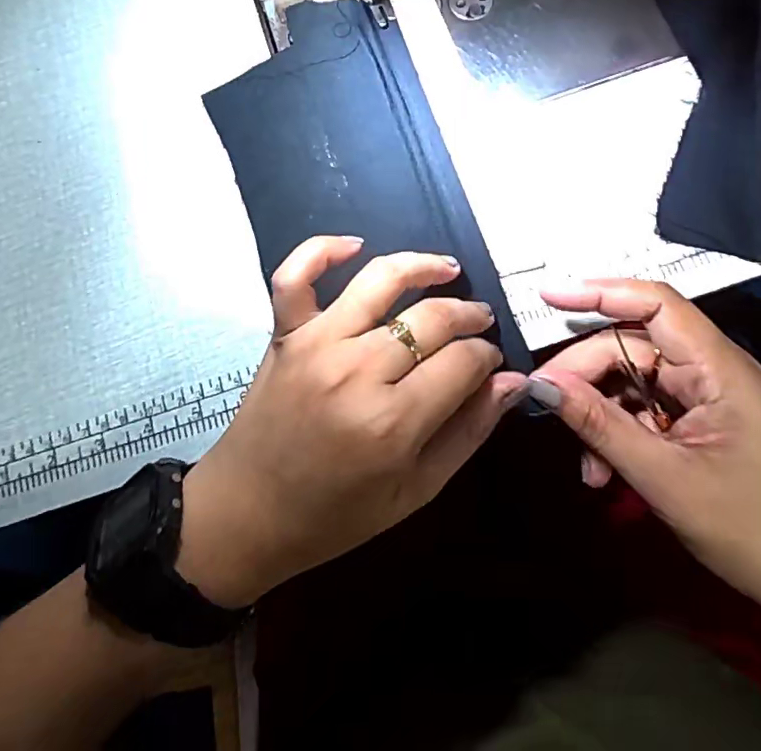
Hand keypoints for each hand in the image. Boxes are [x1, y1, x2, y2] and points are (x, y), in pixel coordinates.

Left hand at [176, 236, 526, 607]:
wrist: (246, 516)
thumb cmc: (336, 514)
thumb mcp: (417, 490)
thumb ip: (470, 431)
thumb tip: (514, 382)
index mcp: (393, 422)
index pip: (464, 361)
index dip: (488, 357)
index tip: (490, 363)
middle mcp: (356, 372)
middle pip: (432, 318)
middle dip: (469, 315)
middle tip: (479, 322)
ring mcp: (316, 345)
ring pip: (380, 281)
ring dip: (423, 266)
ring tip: (449, 269)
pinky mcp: (284, 334)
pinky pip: (296, 276)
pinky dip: (322, 250)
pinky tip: (355, 245)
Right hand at [528, 280, 760, 657]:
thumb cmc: (751, 529)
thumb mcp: (665, 478)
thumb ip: (600, 426)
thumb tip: (544, 385)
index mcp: (720, 368)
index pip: (657, 304)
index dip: (601, 292)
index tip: (551, 297)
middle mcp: (713, 369)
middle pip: (634, 346)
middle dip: (588, 376)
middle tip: (549, 406)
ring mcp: (707, 394)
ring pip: (634, 381)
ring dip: (601, 416)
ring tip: (588, 466)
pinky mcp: (700, 419)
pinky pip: (645, 409)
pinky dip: (619, 433)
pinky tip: (604, 471)